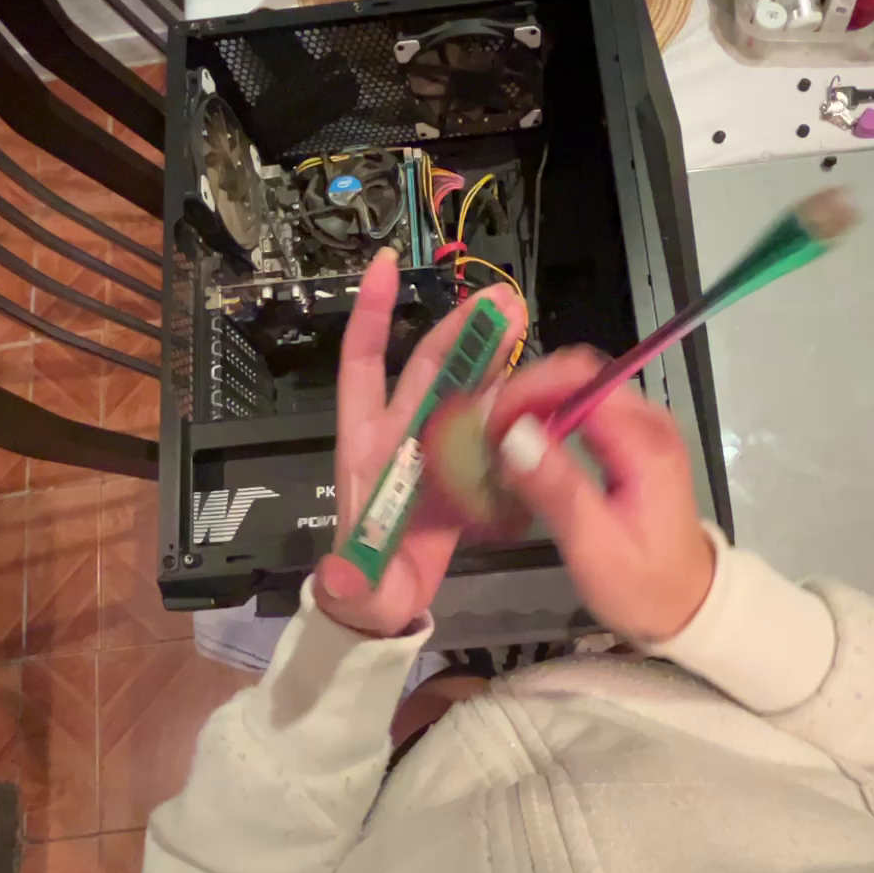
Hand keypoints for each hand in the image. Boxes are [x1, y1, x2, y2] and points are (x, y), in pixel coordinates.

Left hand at [313, 249, 526, 636]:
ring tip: (522, 319)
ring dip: (490, 353)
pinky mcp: (462, 471)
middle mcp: (399, 434)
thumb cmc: (366, 589)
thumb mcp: (357, 587)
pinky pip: (485, 427)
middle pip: (429, 367)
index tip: (387, 265)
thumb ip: (351, 580)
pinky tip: (534, 380)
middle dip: (461, 329)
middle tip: (502, 300)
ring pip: (463, 389)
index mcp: (364, 444)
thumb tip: (340, 578)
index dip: (372, 315)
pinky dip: (505, 401)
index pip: (362, 365)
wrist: (387, 606)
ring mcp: (434, 450)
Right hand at [485, 348, 715, 641]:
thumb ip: (557, 488)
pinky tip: (525, 445)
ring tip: (497, 437)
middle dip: (526, 392)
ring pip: (578, 388)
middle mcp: (648, 421)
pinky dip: (550, 418)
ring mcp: (643, 427)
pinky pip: (585, 409)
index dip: (527, 389)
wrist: (687, 605)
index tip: (488, 421)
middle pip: (579, 375)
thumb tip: (512, 434)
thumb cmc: (641, 584)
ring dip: (535, 403)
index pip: (580, 380)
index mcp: (645, 442)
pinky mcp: (633, 440)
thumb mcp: (594, 546)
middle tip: (485, 428)